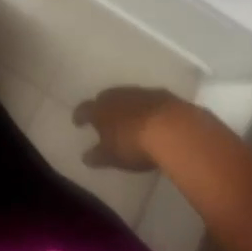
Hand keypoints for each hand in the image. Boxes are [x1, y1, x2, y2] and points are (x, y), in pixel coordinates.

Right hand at [73, 86, 192, 171]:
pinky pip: (149, 100)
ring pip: (128, 96)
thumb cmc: (134, 145)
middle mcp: (118, 96)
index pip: (84, 109)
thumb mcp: (112, 157)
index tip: (78, 121)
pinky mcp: (163, 95)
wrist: (173, 130)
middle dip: (103, 106)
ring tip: (129, 117)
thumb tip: (86, 157)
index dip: (80, 115)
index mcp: (101, 109)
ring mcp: (142, 93)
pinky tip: (152, 117)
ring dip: (127, 105)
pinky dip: (147, 107)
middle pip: (106, 97)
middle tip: (104, 117)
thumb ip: (98, 156)